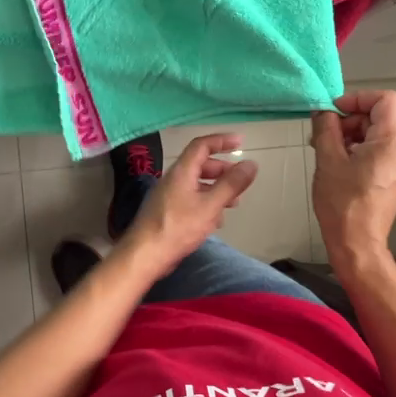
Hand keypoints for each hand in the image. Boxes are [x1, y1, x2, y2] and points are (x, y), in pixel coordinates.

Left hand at [118, 133, 257, 277]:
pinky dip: (206, 204)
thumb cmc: (178, 228)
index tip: (240, 142)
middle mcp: (173, 180)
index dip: (221, 141)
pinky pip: (190, 200)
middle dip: (222, 170)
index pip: (201, 145)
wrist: (144, 255)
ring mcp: (168, 197)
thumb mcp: (210, 205)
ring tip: (234, 203)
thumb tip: (251, 163)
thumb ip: (231, 184)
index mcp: (181, 172)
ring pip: (196, 185)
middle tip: (240, 180)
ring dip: (216, 189)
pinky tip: (215, 221)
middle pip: (200, 165)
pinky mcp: (167, 213)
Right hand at [311, 91, 395, 266]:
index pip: (385, 100)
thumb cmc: (342, 203)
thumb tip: (323, 112)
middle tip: (322, 135)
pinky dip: (358, 150)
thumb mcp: (328, 161)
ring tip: (325, 151)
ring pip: (377, 135)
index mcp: (392, 142)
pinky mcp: (395, 178)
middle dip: (349, 120)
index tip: (333, 111)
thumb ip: (326, 129)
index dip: (357, 98)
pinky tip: (337, 164)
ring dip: (351, 136)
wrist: (357, 243)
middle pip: (379, 118)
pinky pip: (378, 152)